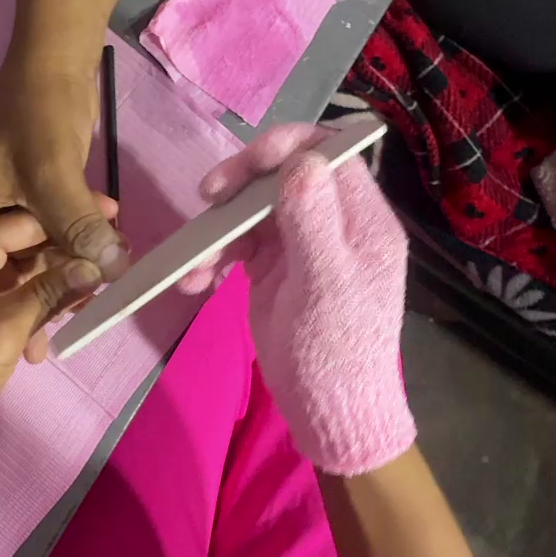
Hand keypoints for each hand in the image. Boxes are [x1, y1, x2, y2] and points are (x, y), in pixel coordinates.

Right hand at [0, 63, 127, 289]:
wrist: (59, 63)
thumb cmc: (37, 114)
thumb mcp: (53, 176)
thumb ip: (76, 228)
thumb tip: (109, 277)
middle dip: (12, 294)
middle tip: (47, 328)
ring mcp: (3, 200)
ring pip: (18, 250)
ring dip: (51, 268)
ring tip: (88, 294)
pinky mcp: (33, 192)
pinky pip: (44, 232)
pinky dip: (67, 244)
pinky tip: (101, 257)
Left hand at [0, 210, 104, 462]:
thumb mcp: (4, 328)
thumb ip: (50, 291)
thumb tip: (98, 263)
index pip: (24, 220)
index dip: (69, 219)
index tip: (115, 219)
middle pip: (24, 245)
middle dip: (66, 258)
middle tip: (113, 268)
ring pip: (22, 274)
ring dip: (53, 291)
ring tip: (91, 305)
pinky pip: (11, 297)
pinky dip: (32, 312)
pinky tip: (47, 341)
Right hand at [179, 123, 414, 475]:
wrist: (326, 411)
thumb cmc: (336, 351)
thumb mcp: (326, 286)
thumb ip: (313, 221)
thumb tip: (300, 161)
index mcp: (360, 220)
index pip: (328, 154)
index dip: (288, 145)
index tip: (248, 163)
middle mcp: (331, 223)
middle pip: (283, 174)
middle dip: (242, 183)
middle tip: (209, 196)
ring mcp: (299, 244)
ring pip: (253, 208)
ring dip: (219, 229)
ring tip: (196, 262)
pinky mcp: (271, 266)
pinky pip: (237, 243)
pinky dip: (213, 257)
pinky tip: (195, 282)